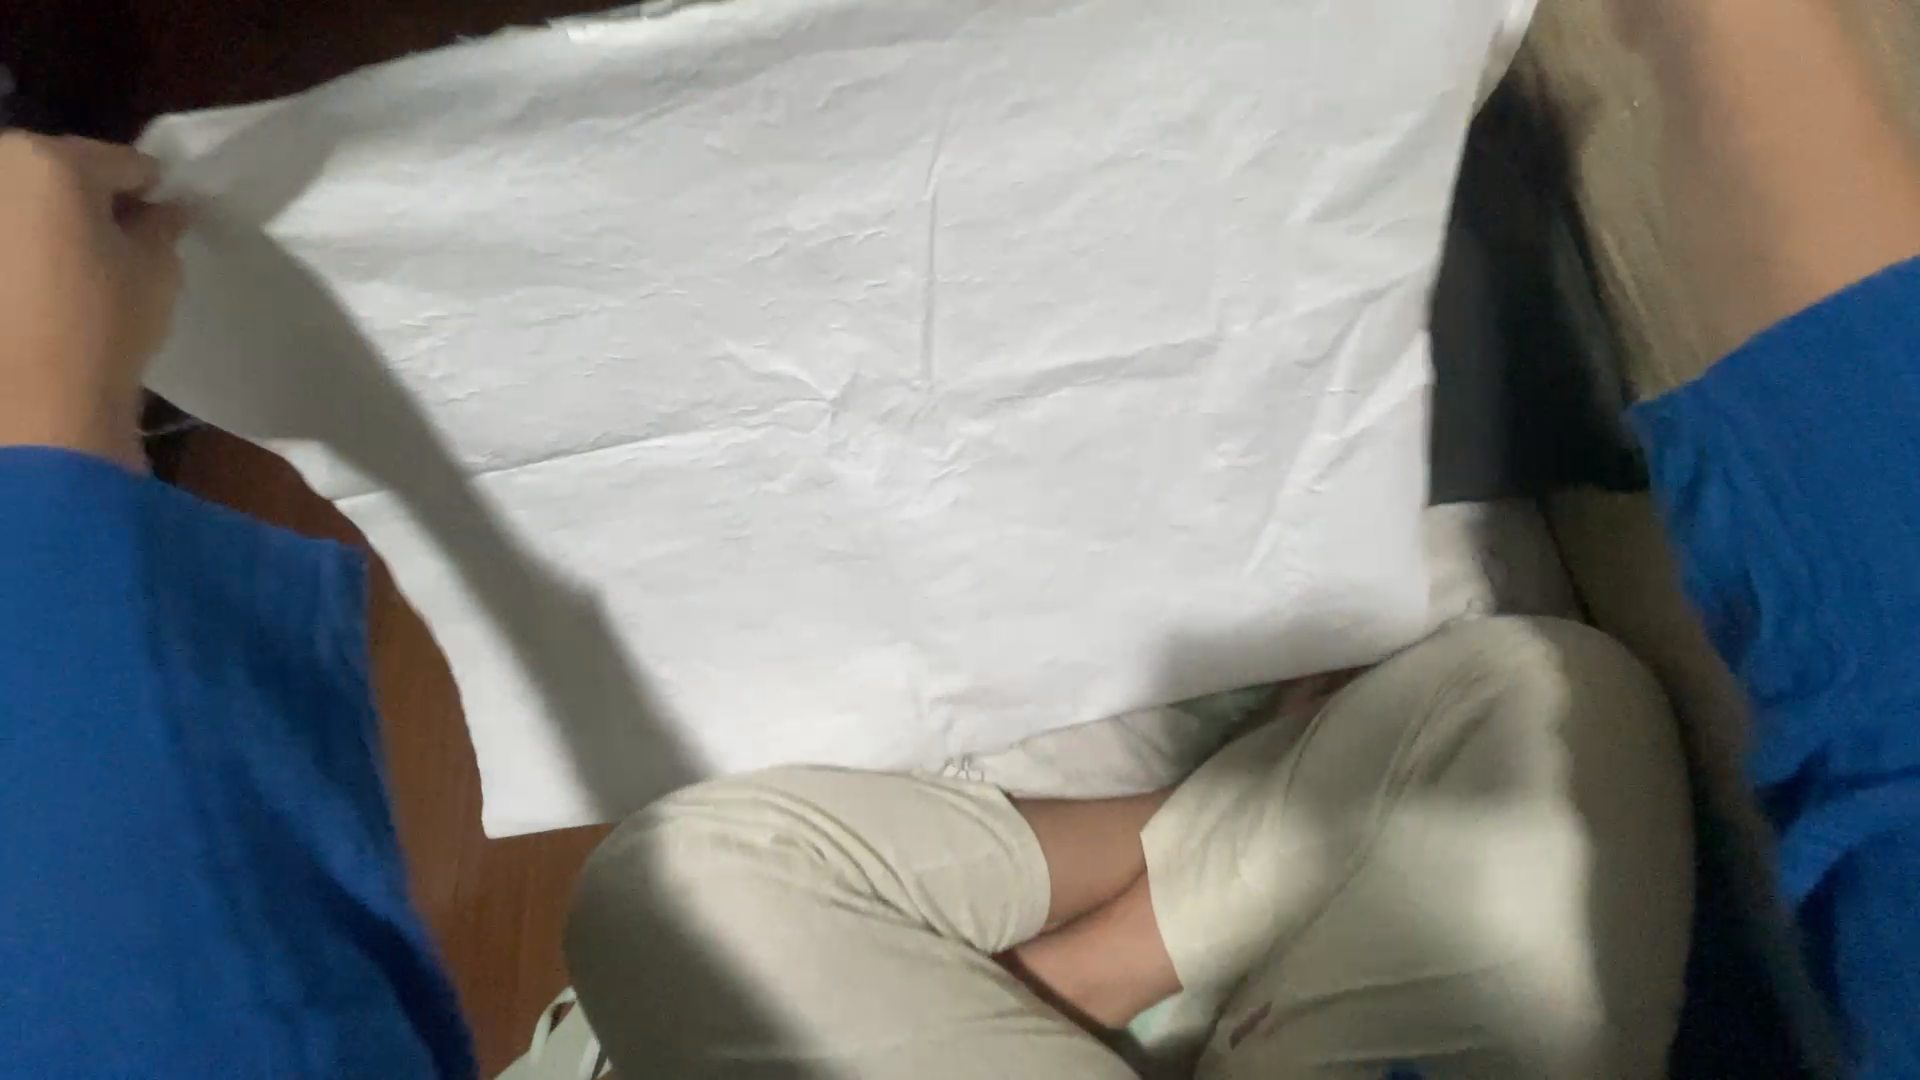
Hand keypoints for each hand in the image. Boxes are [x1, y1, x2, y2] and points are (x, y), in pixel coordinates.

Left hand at [0, 133, 190, 467]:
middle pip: (61, 168)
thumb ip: (161, 226)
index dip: (156, 193)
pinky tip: (43, 279)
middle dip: (94, 198)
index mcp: (51, 162)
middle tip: (123, 243)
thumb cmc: (110, 315)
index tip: (170, 223)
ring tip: (79, 264)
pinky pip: (9, 226)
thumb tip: (165, 208)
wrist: (37, 382)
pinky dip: (26, 241)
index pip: (127, 162)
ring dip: (55, 218)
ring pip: (24, 194)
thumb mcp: (159, 268)